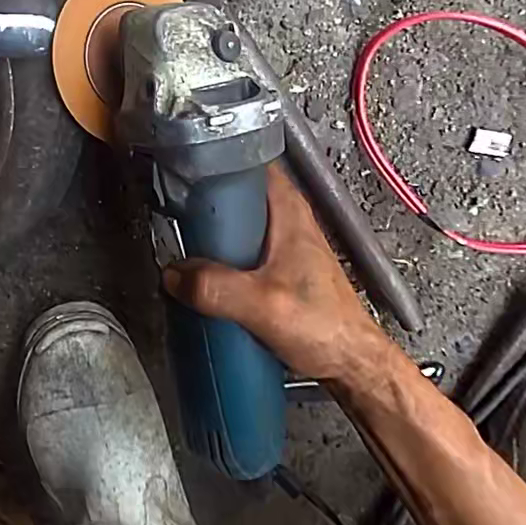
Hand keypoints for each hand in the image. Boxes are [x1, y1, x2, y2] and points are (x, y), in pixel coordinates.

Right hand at [163, 166, 402, 381]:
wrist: (350, 363)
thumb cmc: (328, 328)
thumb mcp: (262, 305)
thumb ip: (215, 288)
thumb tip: (175, 275)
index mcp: (288, 211)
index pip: (249, 163)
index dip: (217, 161)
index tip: (187, 172)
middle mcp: (286, 221)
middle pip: (236, 193)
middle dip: (205, 201)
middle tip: (178, 216)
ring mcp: (281, 245)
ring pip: (237, 225)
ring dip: (211, 235)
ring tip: (186, 248)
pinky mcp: (276, 270)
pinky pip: (239, 252)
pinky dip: (220, 259)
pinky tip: (206, 277)